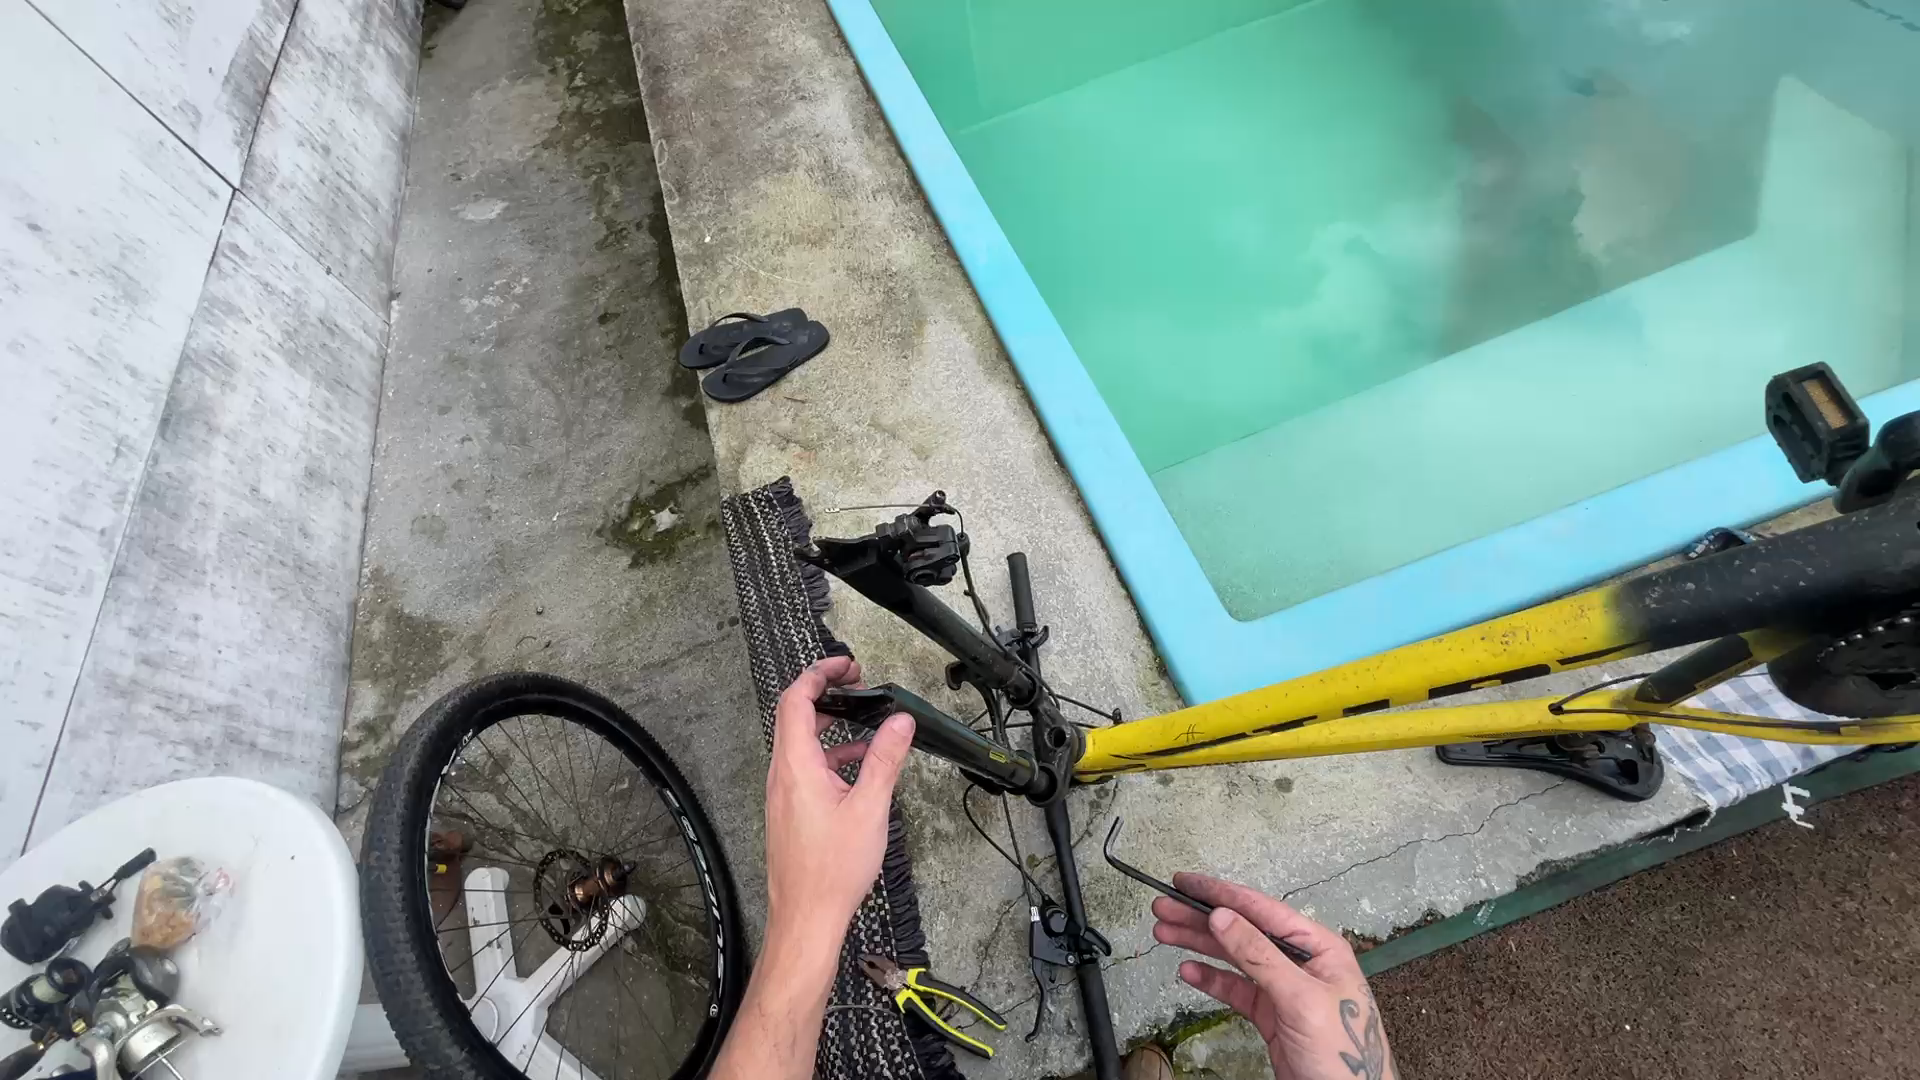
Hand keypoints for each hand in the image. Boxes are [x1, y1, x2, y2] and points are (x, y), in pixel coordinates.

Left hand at [763, 657, 915, 943]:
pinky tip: (861, 763)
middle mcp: (783, 774)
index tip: (848, 665)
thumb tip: (901, 721)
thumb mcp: (869, 808)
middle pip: (796, 714)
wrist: (806, 921)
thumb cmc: (832, 871)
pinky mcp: (791, 809)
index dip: (819, 674)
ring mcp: (784, 792)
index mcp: (796, 766)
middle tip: (858, 682)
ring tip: (867, 719)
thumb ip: (885, 759)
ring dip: (832, 723)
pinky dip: (832, 753)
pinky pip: (807, 766)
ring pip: (803, 742)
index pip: (796, 700)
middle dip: (827, 692)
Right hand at [1153, 874, 1394, 1079]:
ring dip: (1197, 943)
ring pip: (1231, 955)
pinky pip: (1233, 987)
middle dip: (1199, 917)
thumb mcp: (1301, 1000)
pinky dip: (1209, 978)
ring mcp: (1282, 987)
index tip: (1186, 882)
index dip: (1219, 893)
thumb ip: (1259, 955)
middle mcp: (1298, 961)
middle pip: (1239, 929)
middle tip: (1164, 906)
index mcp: (1316, 947)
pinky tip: (1188, 971)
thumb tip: (1222, 916)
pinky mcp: (1270, 1013)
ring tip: (1164, 932)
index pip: (1259, 909)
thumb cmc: (1347, 1060)